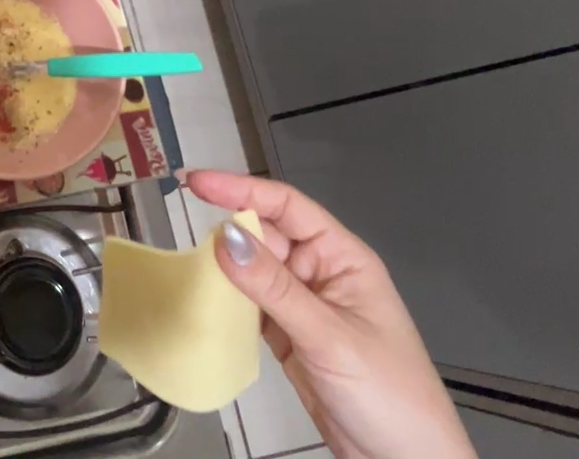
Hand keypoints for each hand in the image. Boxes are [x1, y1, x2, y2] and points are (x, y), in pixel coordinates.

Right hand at [186, 171, 474, 458]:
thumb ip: (274, 287)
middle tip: (189, 240)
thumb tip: (223, 237)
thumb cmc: (389, 396)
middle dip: (228, 231)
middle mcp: (319, 271)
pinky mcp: (286, 332)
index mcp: (341, 257)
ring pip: (252, 267)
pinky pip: (248, 301)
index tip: (197, 183)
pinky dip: (226, 298)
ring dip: (223, 266)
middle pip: (264, 234)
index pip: (286, 207)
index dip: (241, 189)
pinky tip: (206, 299)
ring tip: (189, 266)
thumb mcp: (330, 337)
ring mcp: (301, 303)